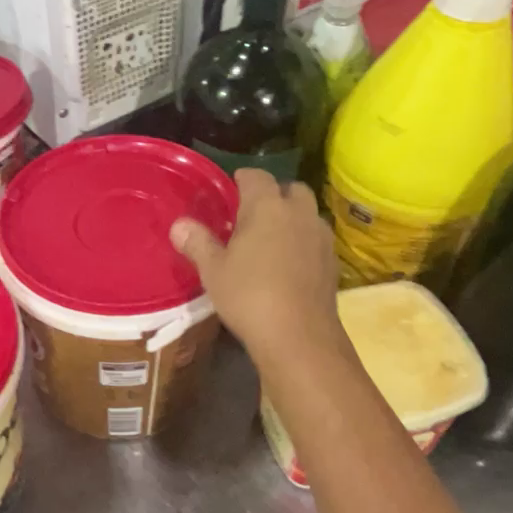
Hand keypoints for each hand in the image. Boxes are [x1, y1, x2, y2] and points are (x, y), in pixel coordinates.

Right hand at [171, 168, 346, 362]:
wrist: (299, 336)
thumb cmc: (249, 296)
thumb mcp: (213, 271)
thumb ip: (197, 242)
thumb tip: (179, 224)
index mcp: (267, 206)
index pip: (256, 176)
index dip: (241, 179)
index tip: (230, 189)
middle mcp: (299, 213)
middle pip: (289, 189)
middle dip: (272, 195)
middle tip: (250, 215)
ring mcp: (320, 237)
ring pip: (306, 214)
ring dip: (291, 219)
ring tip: (270, 240)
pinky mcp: (332, 262)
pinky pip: (315, 240)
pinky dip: (302, 243)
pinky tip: (287, 265)